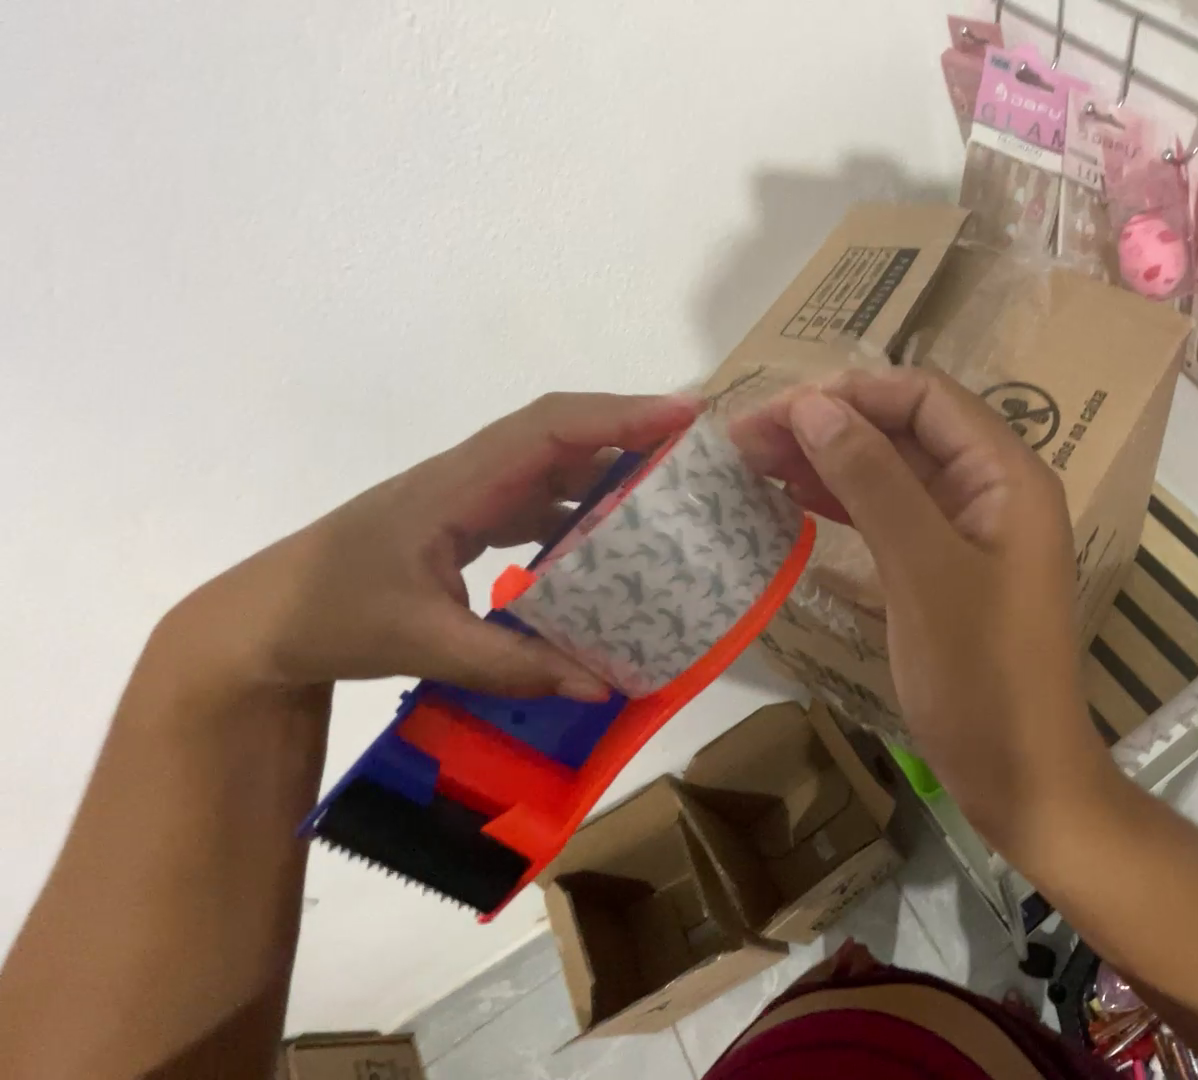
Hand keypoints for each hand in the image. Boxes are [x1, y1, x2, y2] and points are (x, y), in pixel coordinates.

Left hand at [159, 392, 701, 704]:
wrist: (256, 627)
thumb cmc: (327, 619)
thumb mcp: (421, 643)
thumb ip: (513, 664)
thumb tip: (605, 685)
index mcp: (456, 486)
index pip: (549, 429)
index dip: (619, 417)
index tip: (683, 418)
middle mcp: (471, 477)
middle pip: (563, 433)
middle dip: (632, 431)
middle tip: (699, 450)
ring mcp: (471, 497)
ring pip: (556, 464)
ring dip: (614, 468)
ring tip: (674, 490)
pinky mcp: (472, 521)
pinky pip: (544, 499)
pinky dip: (588, 507)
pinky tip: (618, 539)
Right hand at [731, 369, 1117, 853]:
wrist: (1019, 774)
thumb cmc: (979, 675)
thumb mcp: (922, 570)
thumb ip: (872, 480)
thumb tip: (813, 403)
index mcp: (1008, 475)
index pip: (926, 397)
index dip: (850, 392)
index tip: (776, 412)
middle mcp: (995, 490)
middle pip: (906, 430)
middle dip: (830, 425)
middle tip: (744, 440)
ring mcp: (973, 531)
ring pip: (895, 472)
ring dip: (829, 462)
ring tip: (753, 463)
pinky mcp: (949, 568)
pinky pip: (894, 517)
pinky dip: (847, 504)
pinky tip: (795, 500)